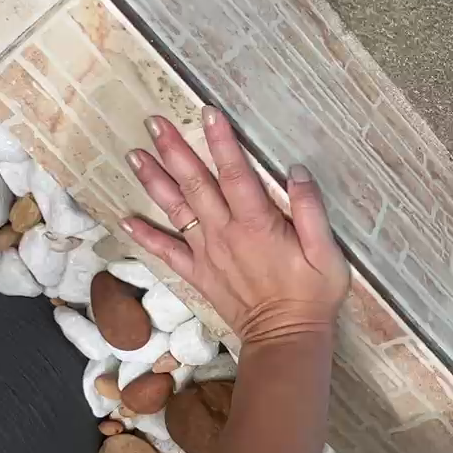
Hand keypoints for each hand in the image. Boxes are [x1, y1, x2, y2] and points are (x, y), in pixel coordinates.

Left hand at [122, 107, 349, 343]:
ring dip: (154, 181)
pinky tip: (125, 219)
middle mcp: (225, 234)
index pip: (235, 173)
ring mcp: (207, 254)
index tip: (206, 113)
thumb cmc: (313, 293)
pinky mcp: (199, 274)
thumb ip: (310, 210)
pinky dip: (144, 236)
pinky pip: (166, 252)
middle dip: (174, 151)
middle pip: (195, 185)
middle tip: (153, 122)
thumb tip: (295, 171)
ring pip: (176, 211)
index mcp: (257, 224)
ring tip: (134, 155)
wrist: (287, 339)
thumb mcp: (327, 252)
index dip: (221, 141)